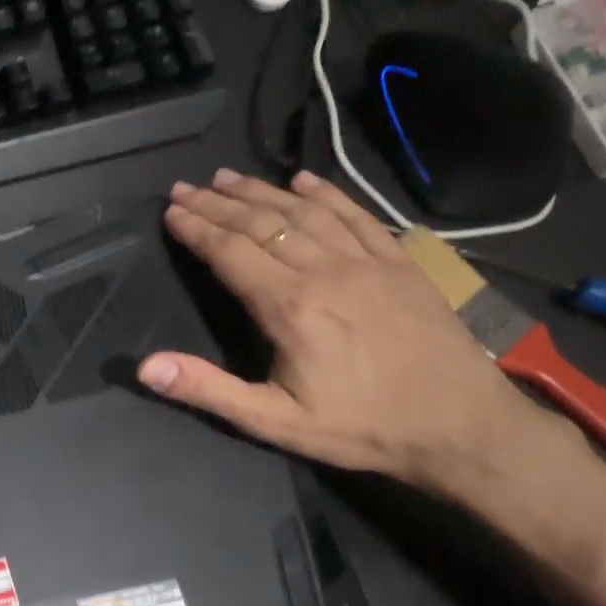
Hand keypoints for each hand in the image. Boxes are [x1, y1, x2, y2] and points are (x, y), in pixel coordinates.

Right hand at [139, 168, 556, 492]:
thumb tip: (146, 366)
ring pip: (306, 213)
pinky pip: (359, 217)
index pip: (231, 253)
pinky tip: (304, 180)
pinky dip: (328, 194)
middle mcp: (327, 272)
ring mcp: (369, 263)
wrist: (460, 426)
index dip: (197, 229)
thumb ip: (206, 389)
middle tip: (185, 188)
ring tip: (229, 178)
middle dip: (219, 204)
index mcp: (290, 306)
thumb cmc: (357, 427)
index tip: (171, 210)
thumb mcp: (271, 420)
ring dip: (263, 192)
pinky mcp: (402, 265)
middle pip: (263, 225)